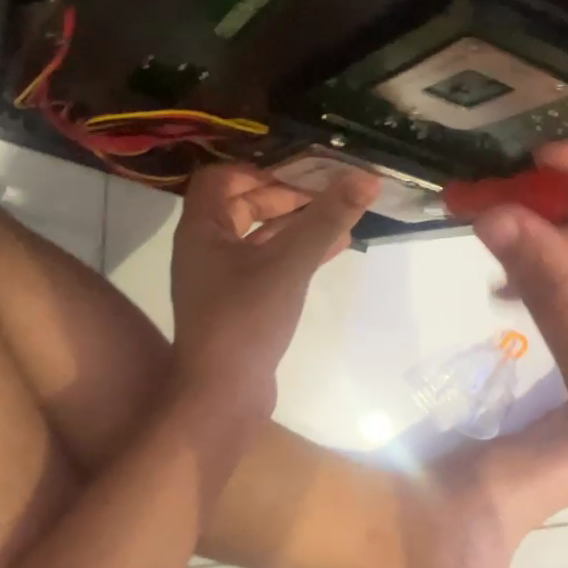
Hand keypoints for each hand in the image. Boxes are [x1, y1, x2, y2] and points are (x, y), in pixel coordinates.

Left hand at [170, 165, 378, 415]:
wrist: (221, 397)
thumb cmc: (245, 320)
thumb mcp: (289, 264)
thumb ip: (326, 219)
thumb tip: (367, 177)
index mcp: (200, 231)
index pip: (220, 178)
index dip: (257, 170)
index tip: (298, 174)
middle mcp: (203, 249)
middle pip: (241, 205)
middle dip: (284, 196)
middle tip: (325, 194)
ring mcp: (220, 279)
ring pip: (258, 236)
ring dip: (295, 224)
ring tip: (340, 217)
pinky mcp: (238, 304)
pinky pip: (266, 265)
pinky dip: (295, 253)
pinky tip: (336, 248)